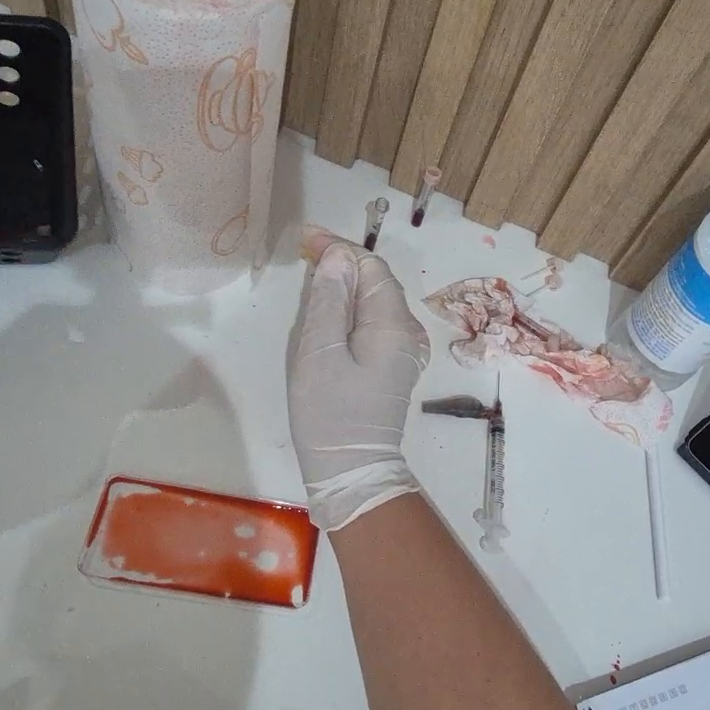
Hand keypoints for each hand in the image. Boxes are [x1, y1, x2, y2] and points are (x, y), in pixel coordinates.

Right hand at [288, 242, 431, 532]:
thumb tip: (338, 257)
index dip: (338, 248)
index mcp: (393, 324)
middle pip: (376, 281)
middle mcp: (407, 332)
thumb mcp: (319, 352)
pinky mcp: (393, 366)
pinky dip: (350, 308)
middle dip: (342, 262)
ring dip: (345, 284)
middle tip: (302, 252)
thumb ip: (328, 300)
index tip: (303, 239)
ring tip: (310, 273)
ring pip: (375, 301)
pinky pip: (374, 322)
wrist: (352, 470)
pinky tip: (328, 309)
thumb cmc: (330, 414)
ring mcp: (404, 351)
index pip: (371, 266)